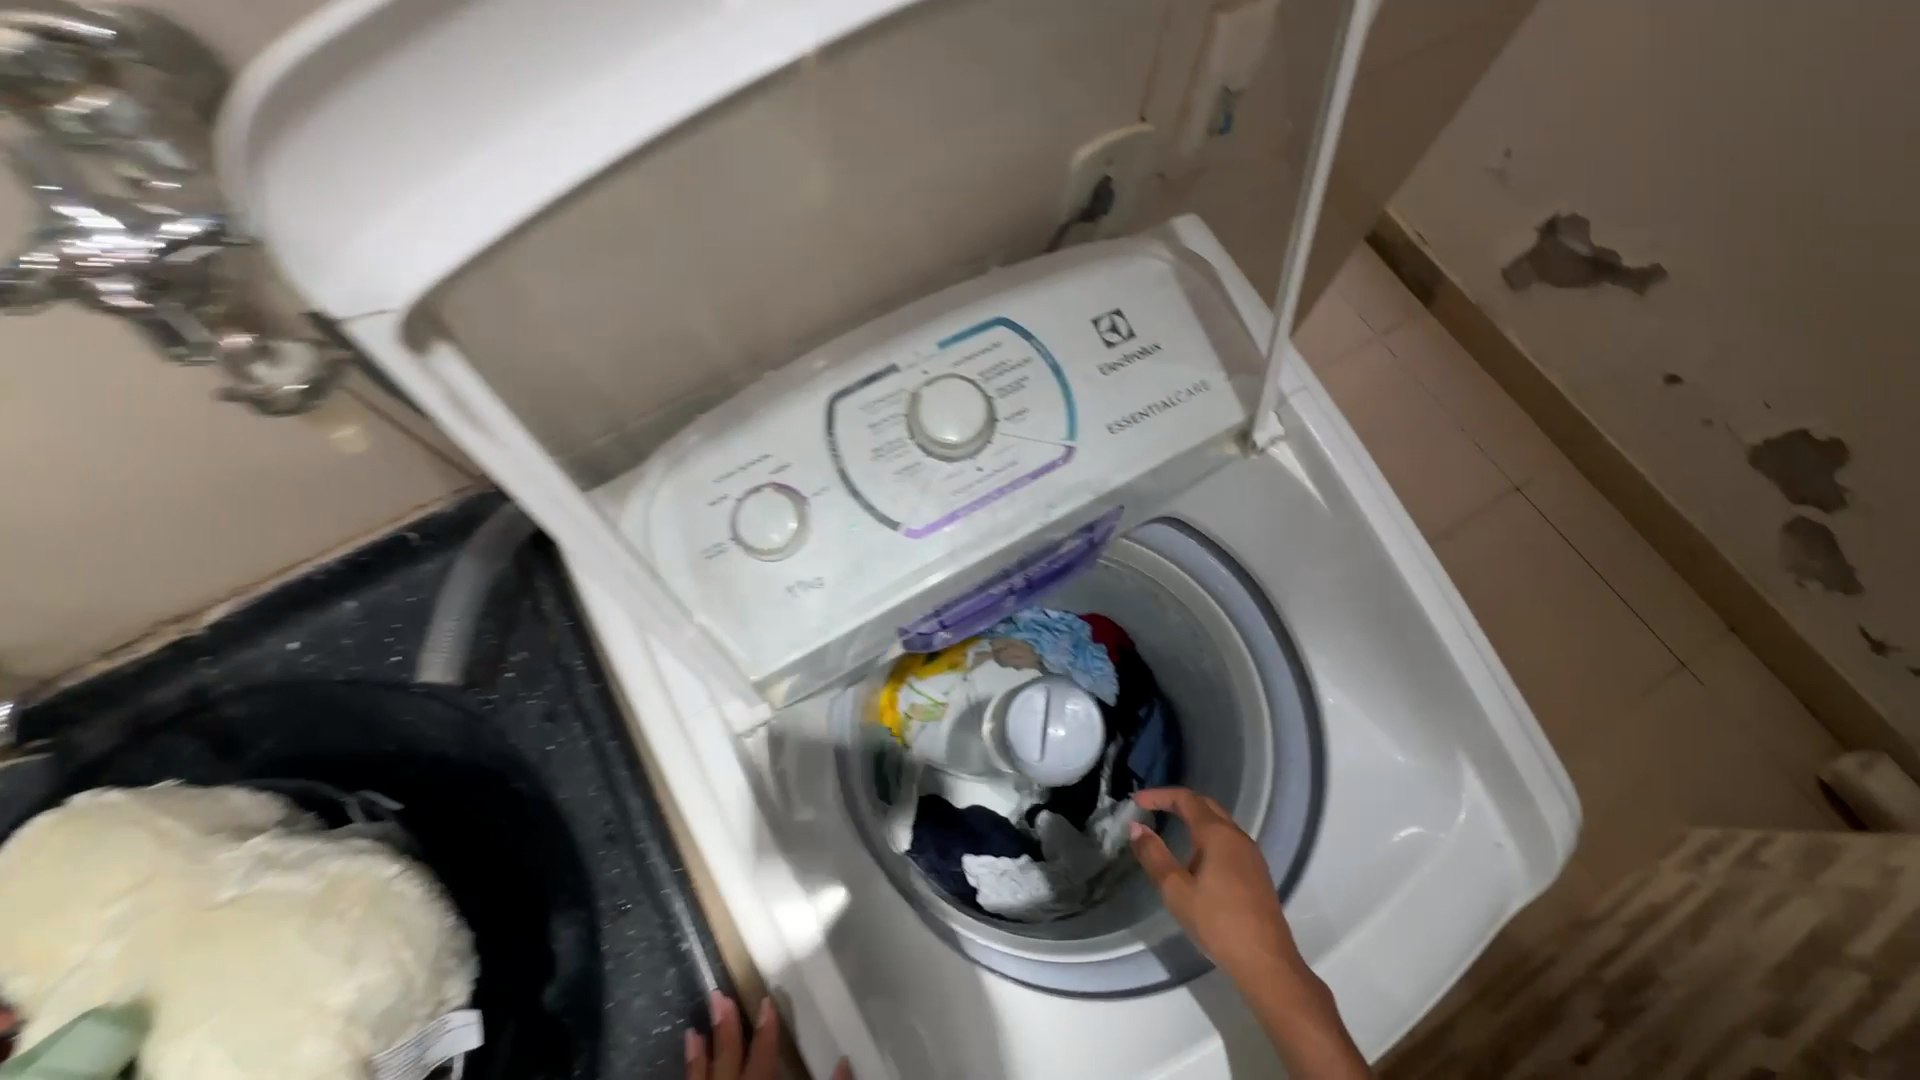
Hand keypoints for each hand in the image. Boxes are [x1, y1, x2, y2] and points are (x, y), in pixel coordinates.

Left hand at [685, 991, 851, 1079]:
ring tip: (693, 1029)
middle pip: (727, 1061)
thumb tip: (844, 1063)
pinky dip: (689, 1075)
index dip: (765, 1029)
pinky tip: (689, 1061)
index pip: (761, 1057)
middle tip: (717, 996)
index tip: (765, 1001)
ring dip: (697, 1056)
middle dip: (724, 1030)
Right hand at [1127, 787, 1302, 982]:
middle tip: (1152, 808)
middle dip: (1178, 802)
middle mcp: (1238, 837)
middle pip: (1206, 806)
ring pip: (1220, 824)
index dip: (1160, 796)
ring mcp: (1251, 855)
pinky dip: (1207, 837)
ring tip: (1170, 830)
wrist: (1265, 961)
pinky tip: (1196, 859)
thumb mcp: (1176, 890)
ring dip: (1194, 820)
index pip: (1187, 800)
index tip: (1136, 801)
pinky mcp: (1257, 873)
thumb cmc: (1217, 923)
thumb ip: (1154, 855)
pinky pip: (1228, 841)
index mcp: (1218, 835)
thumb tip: (1135, 827)